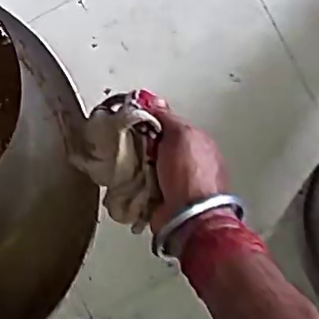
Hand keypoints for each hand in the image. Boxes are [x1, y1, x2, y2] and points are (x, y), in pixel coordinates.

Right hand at [132, 93, 230, 224]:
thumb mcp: (181, 134)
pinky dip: (130, 177)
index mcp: (196, 141)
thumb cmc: (191, 176)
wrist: (188, 217)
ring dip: (131, 160)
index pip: (165, 121)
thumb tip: (154, 101)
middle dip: (136, 140)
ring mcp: (172, 179)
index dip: (146, 118)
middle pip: (151, 141)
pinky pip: (137, 180)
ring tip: (122, 158)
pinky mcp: (158, 195)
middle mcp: (186, 160)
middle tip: (124, 139)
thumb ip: (166, 116)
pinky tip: (124, 174)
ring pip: (142, 161)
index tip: (128, 116)